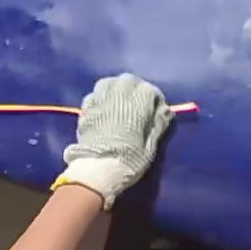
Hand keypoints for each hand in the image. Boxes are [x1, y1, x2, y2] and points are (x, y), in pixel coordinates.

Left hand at [53, 74, 172, 208]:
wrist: (97, 168)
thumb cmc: (128, 160)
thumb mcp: (150, 146)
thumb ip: (158, 125)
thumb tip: (165, 111)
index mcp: (139, 101)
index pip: (150, 90)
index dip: (154, 101)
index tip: (155, 112)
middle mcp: (119, 94)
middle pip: (129, 81)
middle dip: (135, 89)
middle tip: (136, 105)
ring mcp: (100, 98)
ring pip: (109, 83)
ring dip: (115, 89)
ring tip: (118, 102)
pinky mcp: (85, 108)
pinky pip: (94, 95)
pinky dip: (100, 98)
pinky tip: (103, 109)